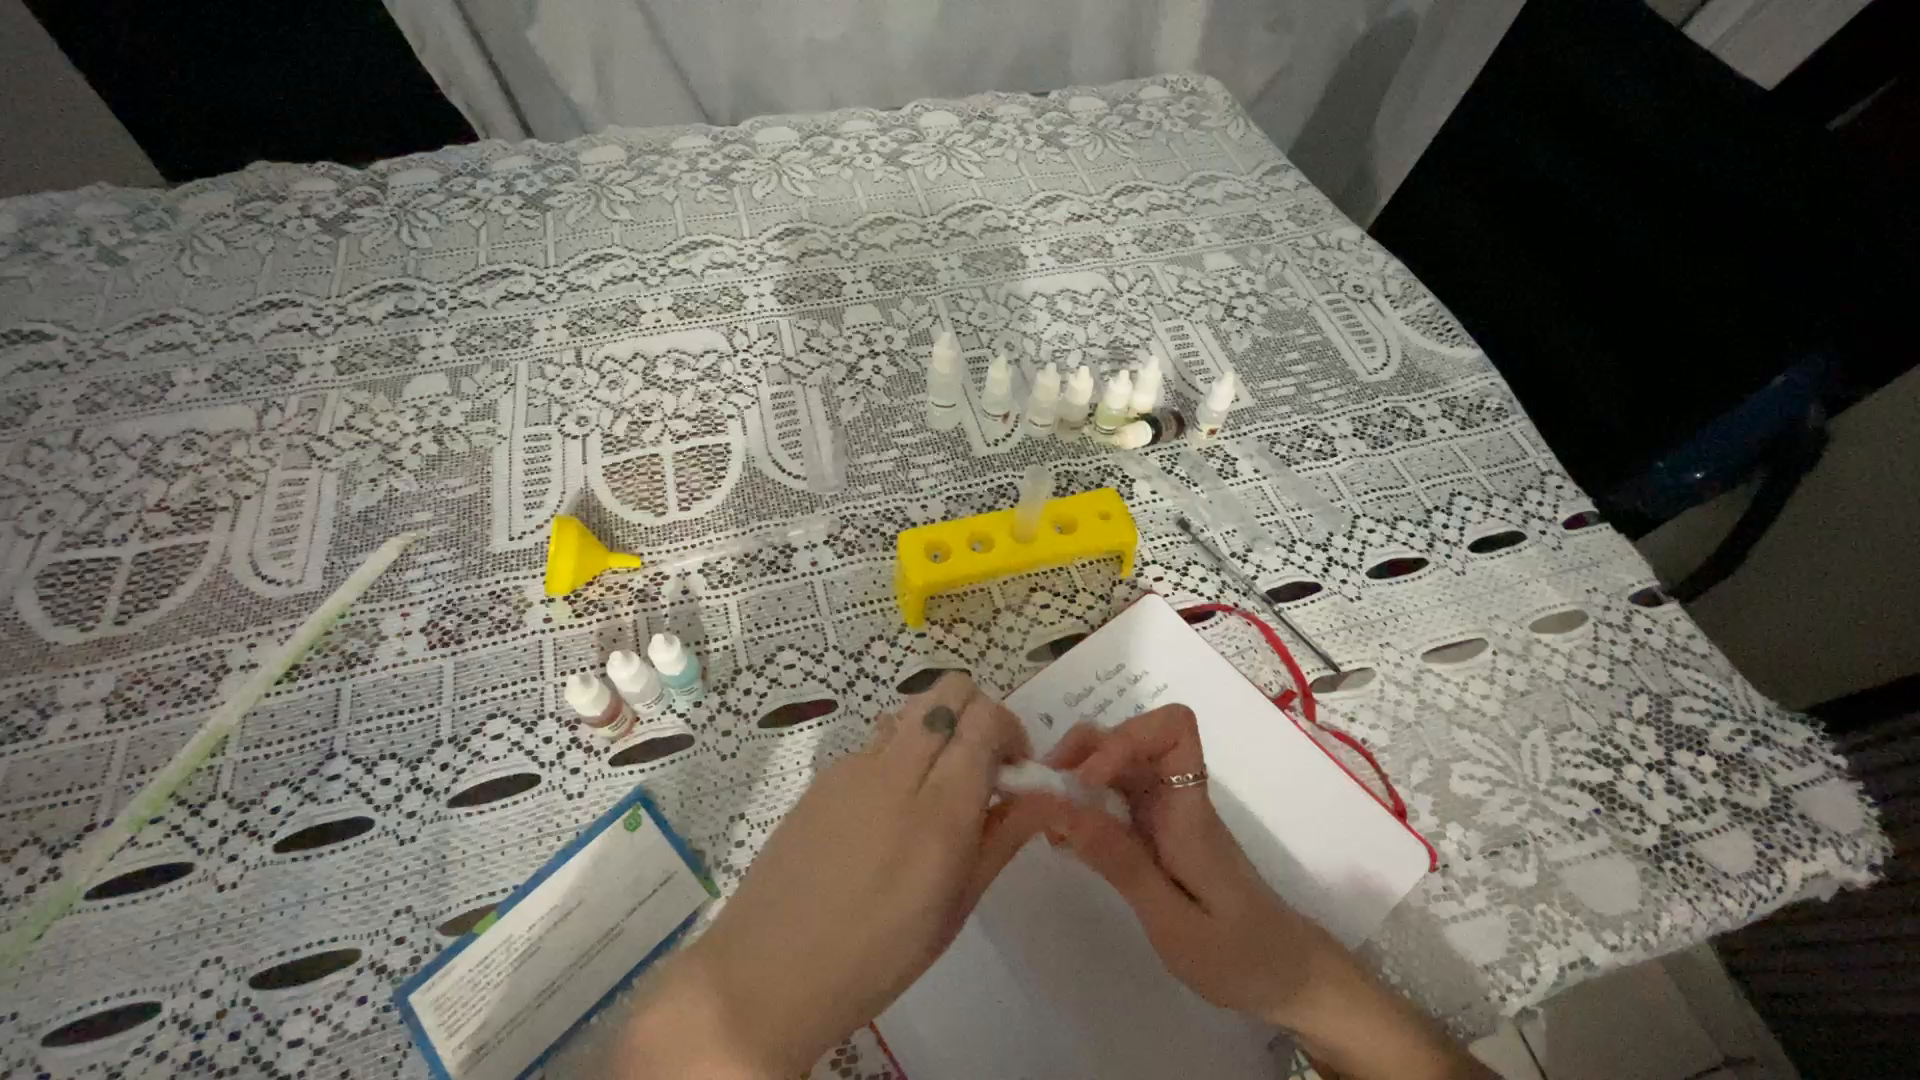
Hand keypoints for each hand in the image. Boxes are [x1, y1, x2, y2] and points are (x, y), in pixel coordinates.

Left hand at [620, 673, 1050, 1077]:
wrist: (767, 973)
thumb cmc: (877, 957)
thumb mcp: (954, 907)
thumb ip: (1002, 837)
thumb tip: (1045, 793)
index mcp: (939, 812)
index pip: (985, 719)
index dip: (1011, 731)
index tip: (1013, 771)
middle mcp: (896, 772)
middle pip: (950, 690)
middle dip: (978, 714)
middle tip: (981, 768)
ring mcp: (854, 767)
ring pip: (912, 709)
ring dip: (938, 729)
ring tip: (934, 790)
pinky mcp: (824, 776)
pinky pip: (877, 740)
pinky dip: (901, 753)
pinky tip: (887, 812)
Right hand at [1041, 704, 1343, 1024]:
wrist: (1285, 978)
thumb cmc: (1238, 955)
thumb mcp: (1174, 923)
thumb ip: (1120, 863)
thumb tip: (1063, 808)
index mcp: (1189, 810)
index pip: (1174, 728)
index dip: (1124, 737)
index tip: (1085, 781)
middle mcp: (1177, 797)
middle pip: (1132, 737)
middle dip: (1083, 752)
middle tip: (1044, 798)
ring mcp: (1167, 811)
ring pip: (1118, 762)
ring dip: (1077, 777)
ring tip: (1048, 821)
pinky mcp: (1157, 829)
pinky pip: (1116, 796)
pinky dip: (1084, 805)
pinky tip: (1066, 840)